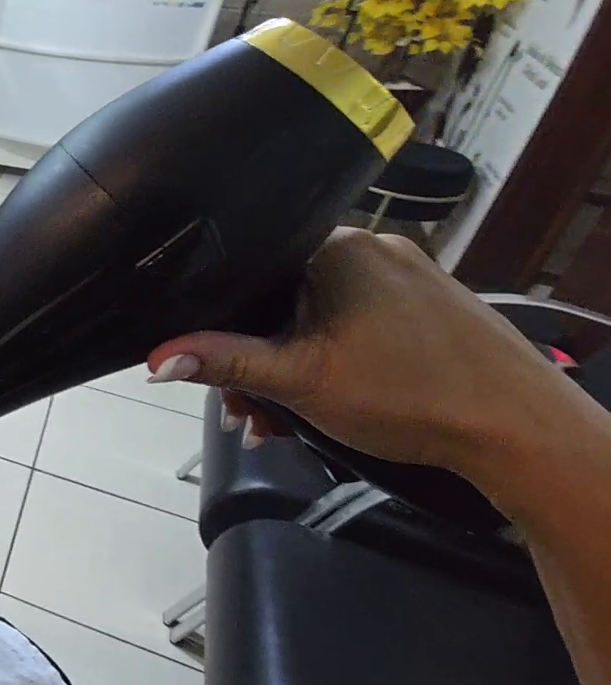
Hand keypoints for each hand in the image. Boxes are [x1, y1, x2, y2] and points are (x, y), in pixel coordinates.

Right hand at [145, 227, 588, 483]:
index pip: (244, 270)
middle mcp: (370, 249)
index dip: (213, 320)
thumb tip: (156, 361)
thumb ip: (222, 362)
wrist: (528, 435)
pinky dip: (319, 359)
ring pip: (305, 316)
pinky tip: (312, 402)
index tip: (205, 368)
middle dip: (248, 360)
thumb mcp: (298, 379)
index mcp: (338, 249)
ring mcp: (400, 275)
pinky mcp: (419, 303)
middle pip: (272, 300)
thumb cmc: (412, 395)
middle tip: (242, 412)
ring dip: (280, 368)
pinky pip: (342, 323)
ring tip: (274, 420)